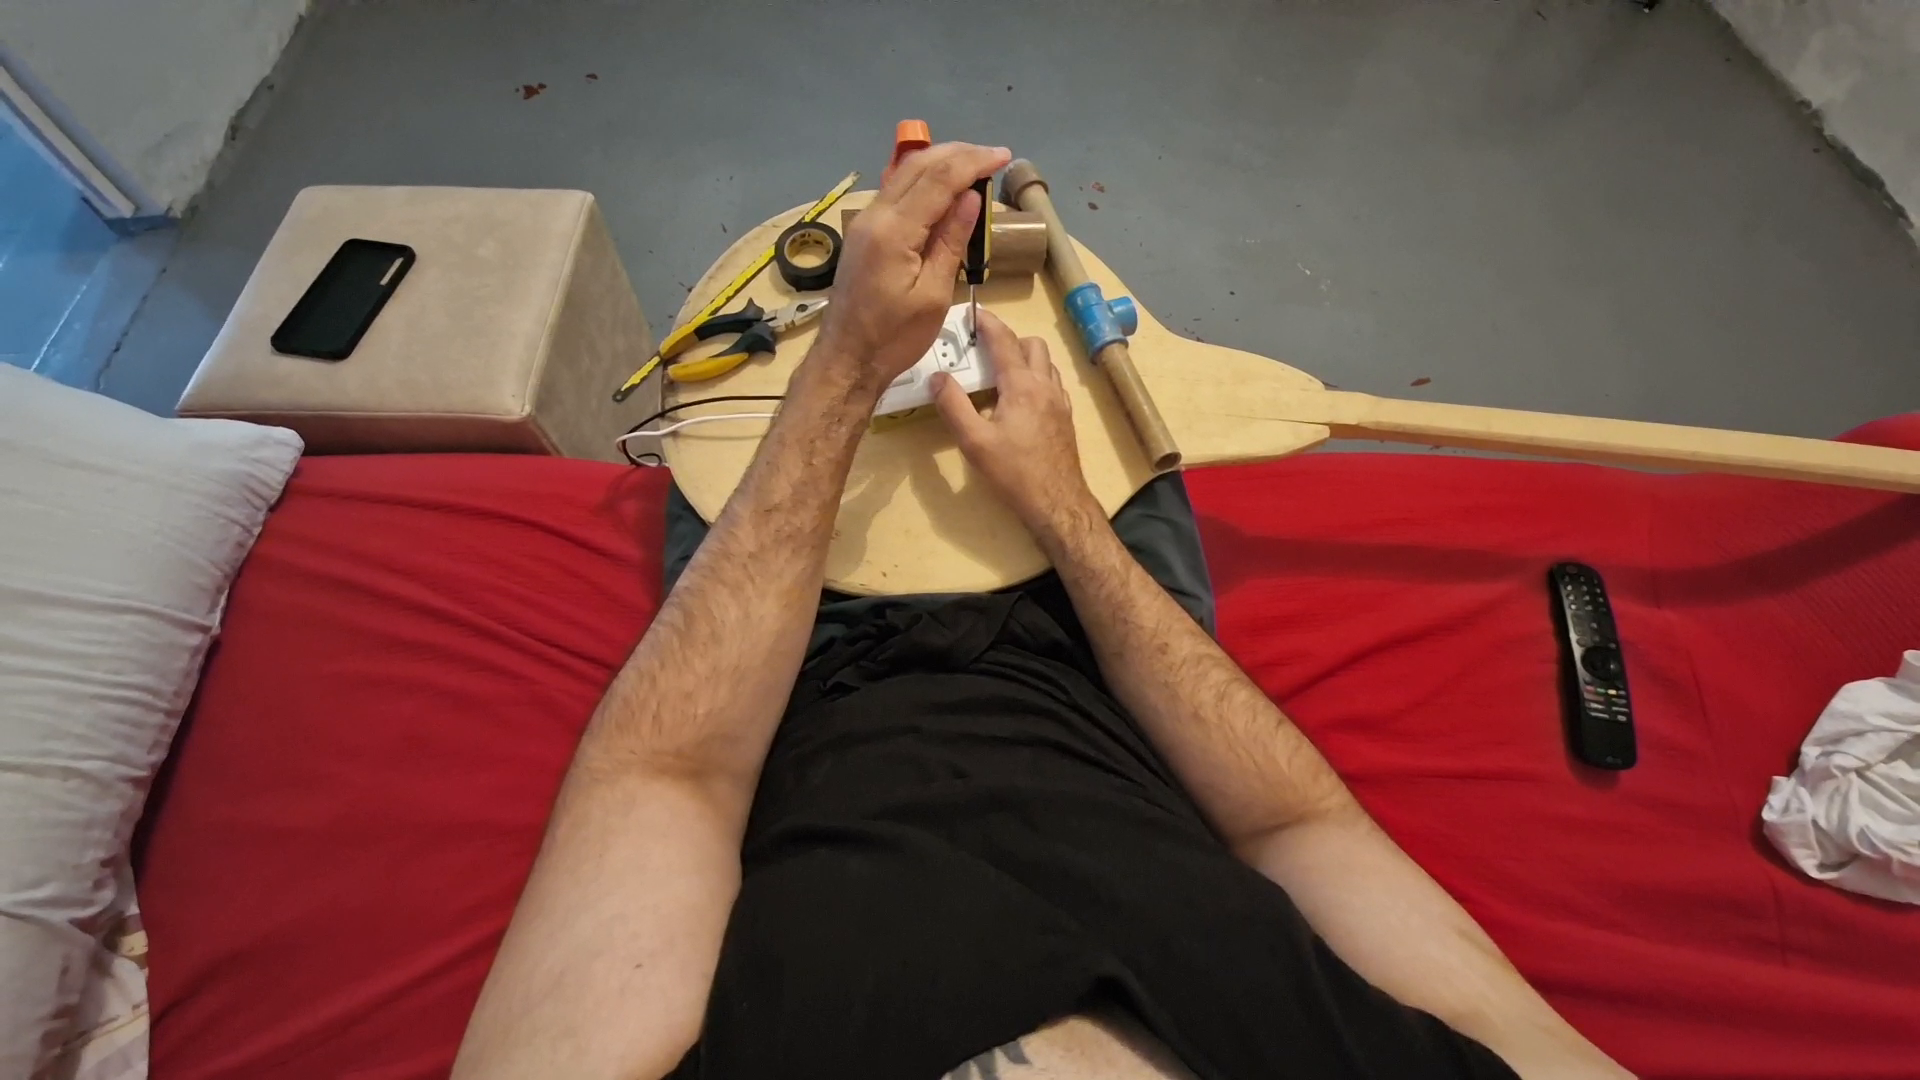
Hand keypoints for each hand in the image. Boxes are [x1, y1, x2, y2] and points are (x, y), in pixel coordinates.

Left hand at [811, 142, 1011, 392]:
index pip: (939, 179)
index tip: (1003, 157)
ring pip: (904, 175)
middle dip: (957, 155)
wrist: (847, 359)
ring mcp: (864, 223)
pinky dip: (923, 183)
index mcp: (894, 231)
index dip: (974, 162)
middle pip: (918, 166)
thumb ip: (951, 242)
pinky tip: (942, 191)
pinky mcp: (863, 234)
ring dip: (939, 164)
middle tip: (992, 157)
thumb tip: (971, 197)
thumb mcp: (934, 295)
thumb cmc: (894, 339)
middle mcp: (875, 216)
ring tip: (973, 168)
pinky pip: (895, 194)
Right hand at [932, 311, 1099, 533]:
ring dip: (1024, 359)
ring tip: (1000, 375)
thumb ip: (953, 405)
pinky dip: (1035, 379)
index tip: (973, 313)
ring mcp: (1059, 402)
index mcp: (1022, 385)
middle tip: (983, 351)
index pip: (1004, 341)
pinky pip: (1052, 385)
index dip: (987, 323)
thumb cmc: (1014, 472)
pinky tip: (1020, 401)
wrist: (1056, 501)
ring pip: (1046, 364)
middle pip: (1031, 345)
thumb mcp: (974, 441)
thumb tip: (937, 377)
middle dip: (1008, 339)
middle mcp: (1045, 386)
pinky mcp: (1064, 419)